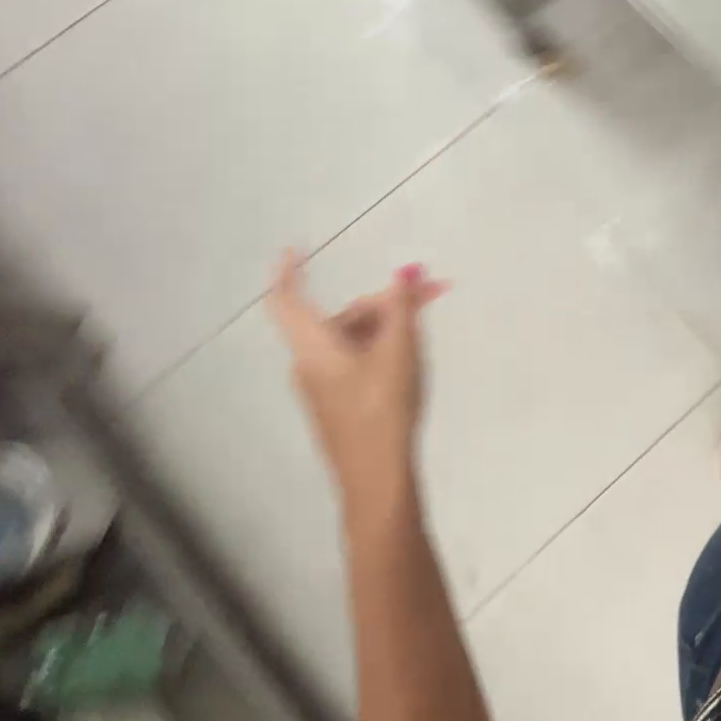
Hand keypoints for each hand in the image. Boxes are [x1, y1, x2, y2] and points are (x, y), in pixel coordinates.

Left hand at [266, 250, 446, 508]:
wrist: (375, 472)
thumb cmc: (383, 406)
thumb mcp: (399, 350)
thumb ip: (402, 307)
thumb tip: (405, 271)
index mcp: (314, 346)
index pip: (287, 299)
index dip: (289, 271)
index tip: (296, 248)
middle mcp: (310, 362)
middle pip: (342, 317)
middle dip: (385, 300)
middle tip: (432, 292)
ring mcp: (323, 385)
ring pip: (353, 339)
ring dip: (389, 323)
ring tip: (430, 326)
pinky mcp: (339, 401)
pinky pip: (357, 359)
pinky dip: (384, 345)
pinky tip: (413, 355)